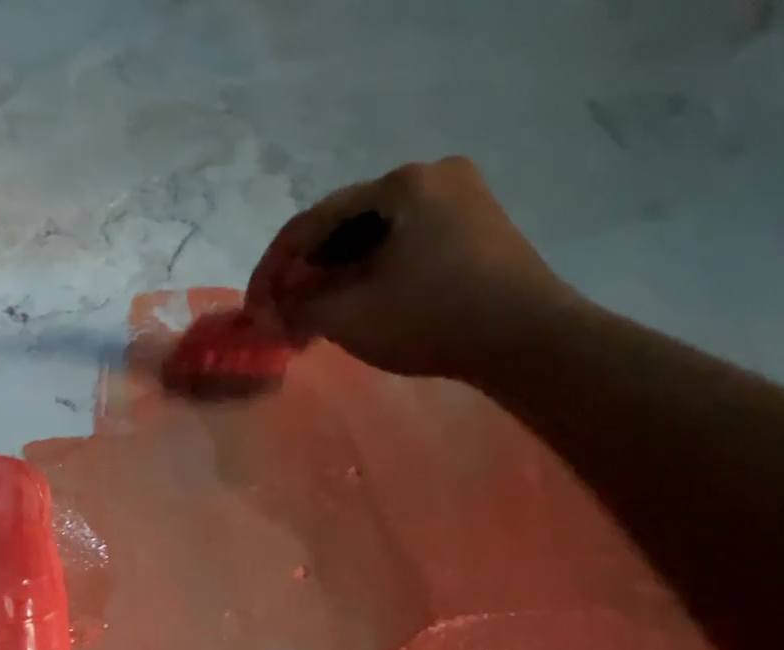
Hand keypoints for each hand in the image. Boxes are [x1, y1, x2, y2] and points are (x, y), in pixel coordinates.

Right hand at [246, 156, 581, 378]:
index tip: (253, 309)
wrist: (530, 340)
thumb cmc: (431, 317)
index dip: (271, 269)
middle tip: (282, 314)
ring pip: (369, 236)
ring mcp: (459, 198)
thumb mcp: (346, 315)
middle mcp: (431, 176)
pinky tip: (352, 303)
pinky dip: (367, 272)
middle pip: (340, 226)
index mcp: (400, 184)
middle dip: (304, 273)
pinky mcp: (474, 227)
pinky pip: (400, 242)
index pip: (310, 223)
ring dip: (332, 276)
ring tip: (313, 315)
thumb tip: (266, 314)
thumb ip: (294, 308)